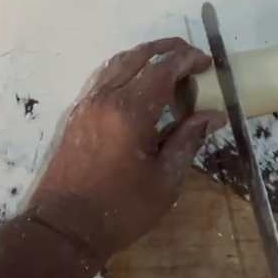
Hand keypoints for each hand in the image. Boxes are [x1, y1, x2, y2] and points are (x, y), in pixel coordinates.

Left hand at [26, 37, 227, 264]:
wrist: (64, 228)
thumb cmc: (120, 210)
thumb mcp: (164, 180)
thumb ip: (187, 140)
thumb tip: (213, 115)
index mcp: (130, 111)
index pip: (162, 69)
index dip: (187, 60)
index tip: (206, 63)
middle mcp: (107, 97)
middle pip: (138, 56)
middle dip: (167, 49)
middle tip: (191, 55)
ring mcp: (88, 102)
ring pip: (118, 62)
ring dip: (145, 55)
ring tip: (168, 62)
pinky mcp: (78, 112)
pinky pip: (105, 76)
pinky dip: (126, 68)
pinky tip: (138, 81)